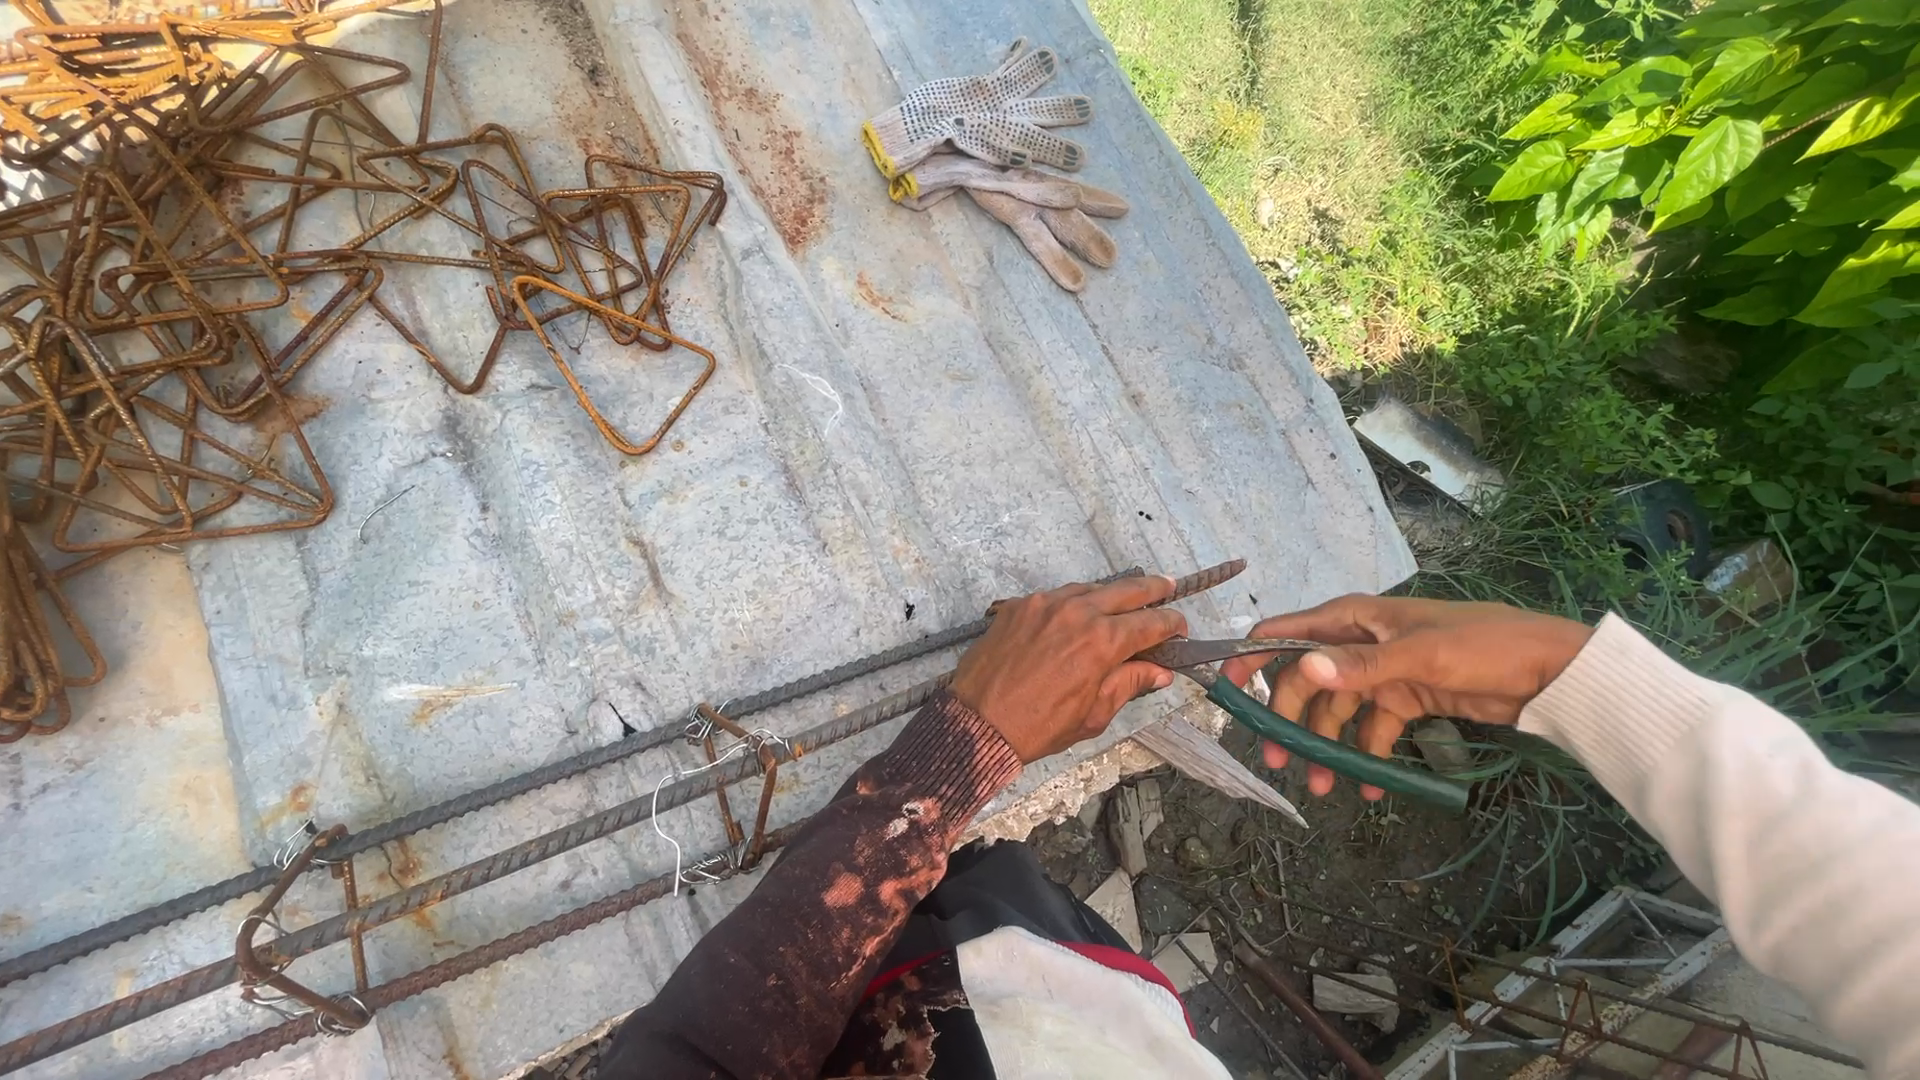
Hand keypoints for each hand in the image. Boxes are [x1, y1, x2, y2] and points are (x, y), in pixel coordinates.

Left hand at [951, 575, 1187, 762]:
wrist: (977, 722)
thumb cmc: (1039, 727)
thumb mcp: (1093, 714)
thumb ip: (1129, 684)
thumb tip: (1159, 671)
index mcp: (1102, 642)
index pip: (1151, 623)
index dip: (1172, 624)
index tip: (1181, 629)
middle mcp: (1077, 612)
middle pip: (1126, 590)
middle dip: (1153, 589)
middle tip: (1168, 586)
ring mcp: (1045, 603)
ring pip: (1089, 588)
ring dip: (1110, 595)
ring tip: (1122, 602)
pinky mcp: (1019, 606)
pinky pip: (1056, 596)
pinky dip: (1074, 602)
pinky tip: (1077, 614)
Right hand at [1219, 595, 1593, 799]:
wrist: (1555, 670)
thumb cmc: (1483, 644)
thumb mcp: (1418, 654)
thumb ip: (1358, 665)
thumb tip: (1302, 669)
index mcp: (1350, 619)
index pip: (1281, 633)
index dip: (1248, 658)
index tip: (1226, 691)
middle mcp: (1355, 643)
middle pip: (1303, 681)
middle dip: (1288, 720)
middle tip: (1280, 761)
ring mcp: (1379, 672)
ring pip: (1336, 710)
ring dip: (1327, 746)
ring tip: (1324, 789)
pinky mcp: (1404, 696)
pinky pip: (1372, 728)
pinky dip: (1367, 755)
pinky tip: (1369, 786)